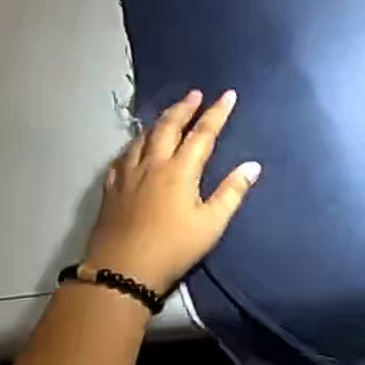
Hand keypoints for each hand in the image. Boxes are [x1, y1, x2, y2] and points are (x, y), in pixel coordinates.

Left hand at [83, 89, 260, 292]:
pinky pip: (124, 156)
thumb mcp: (211, 223)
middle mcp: (153, 165)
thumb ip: (232, 192)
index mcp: (180, 170)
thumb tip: (252, 166)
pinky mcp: (112, 188)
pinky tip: (135, 147)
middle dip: (184, 108)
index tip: (228, 95)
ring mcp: (128, 175)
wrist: (122, 270)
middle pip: (168, 127)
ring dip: (159, 122)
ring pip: (143, 138)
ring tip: (168, 114)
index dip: (216, 113)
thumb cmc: (174, 247)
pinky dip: (134, 144)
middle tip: (195, 94)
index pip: (203, 134)